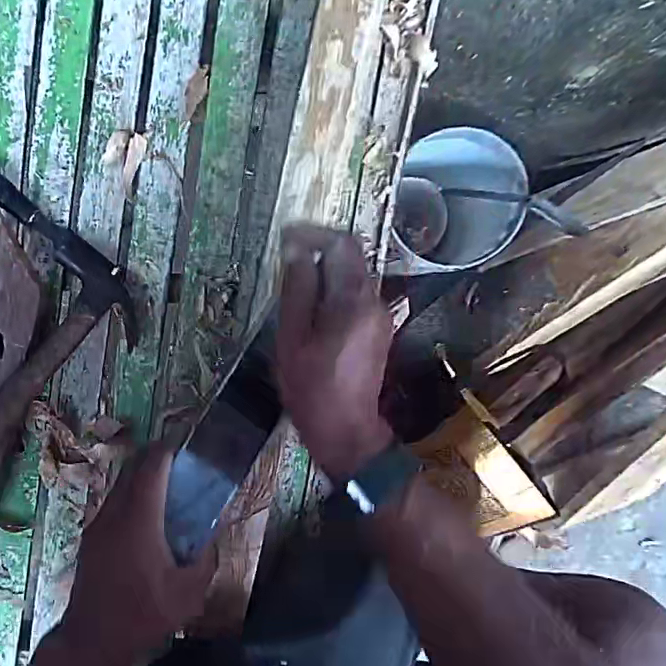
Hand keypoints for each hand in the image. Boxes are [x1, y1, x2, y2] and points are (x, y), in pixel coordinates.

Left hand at [61, 445, 218, 665]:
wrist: (91, 642)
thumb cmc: (143, 615)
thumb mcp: (189, 593)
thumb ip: (205, 561)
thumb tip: (210, 541)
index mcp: (139, 519)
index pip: (151, 468)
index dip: (168, 450)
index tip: (185, 443)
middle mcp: (114, 514)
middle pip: (131, 469)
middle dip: (154, 458)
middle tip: (180, 461)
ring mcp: (97, 527)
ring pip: (119, 487)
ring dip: (141, 479)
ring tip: (167, 489)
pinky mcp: (90, 541)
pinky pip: (113, 505)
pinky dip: (131, 499)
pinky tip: (147, 521)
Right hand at [276, 225, 395, 478]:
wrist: (346, 431)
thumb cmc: (312, 388)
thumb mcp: (293, 338)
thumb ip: (297, 290)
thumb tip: (296, 251)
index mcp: (355, 300)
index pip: (342, 244)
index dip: (313, 233)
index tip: (285, 237)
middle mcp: (375, 302)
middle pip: (351, 259)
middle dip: (318, 252)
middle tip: (285, 260)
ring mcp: (380, 318)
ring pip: (352, 279)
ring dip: (324, 274)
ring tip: (292, 287)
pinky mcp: (377, 332)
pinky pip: (354, 299)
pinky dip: (332, 294)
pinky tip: (310, 311)